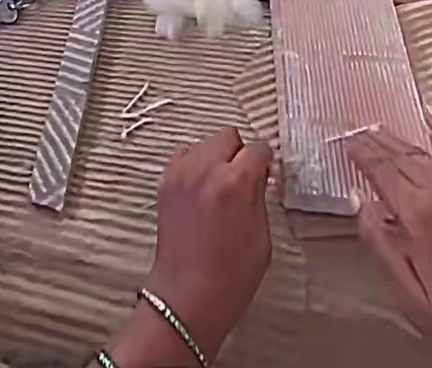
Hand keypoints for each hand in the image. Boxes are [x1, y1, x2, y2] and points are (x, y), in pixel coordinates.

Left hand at [107, 127, 272, 366]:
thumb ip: (259, 194)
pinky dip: (195, 164)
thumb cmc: (232, 276)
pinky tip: (201, 189)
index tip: (265, 172)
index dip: (265, 161)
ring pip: (206, 142)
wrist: (187, 296)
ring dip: (216, 156)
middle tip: (242, 178)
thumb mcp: (262, 237)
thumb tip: (258, 171)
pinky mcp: (166, 180)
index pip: (257, 149)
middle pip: (229, 136)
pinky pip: (186, 155)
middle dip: (239, 153)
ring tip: (219, 187)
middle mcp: (206, 169)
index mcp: (235, 183)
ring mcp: (182, 172)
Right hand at [347, 124, 431, 367]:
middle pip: (398, 156)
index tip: (344, 144)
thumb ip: (379, 243)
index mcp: (420, 215)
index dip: (359, 154)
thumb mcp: (409, 293)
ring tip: (376, 128)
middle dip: (372, 142)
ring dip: (397, 138)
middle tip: (352, 133)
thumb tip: (358, 202)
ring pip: (422, 153)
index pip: (380, 170)